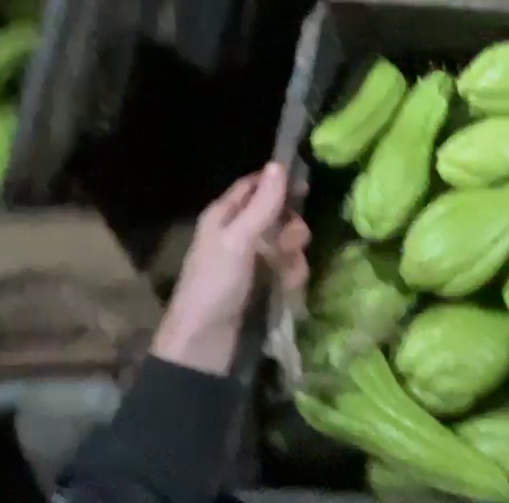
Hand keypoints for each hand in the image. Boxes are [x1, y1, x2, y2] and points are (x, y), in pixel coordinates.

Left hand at [152, 163, 310, 374]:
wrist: (203, 346)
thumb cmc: (215, 284)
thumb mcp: (239, 240)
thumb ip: (262, 204)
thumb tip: (279, 163)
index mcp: (222, 215)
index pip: (253, 185)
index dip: (277, 182)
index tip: (305, 186)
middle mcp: (235, 232)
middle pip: (274, 213)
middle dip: (290, 225)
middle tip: (296, 240)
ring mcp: (247, 259)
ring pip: (283, 240)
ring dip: (293, 253)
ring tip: (291, 271)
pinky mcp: (258, 283)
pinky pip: (283, 266)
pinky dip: (291, 273)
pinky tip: (290, 285)